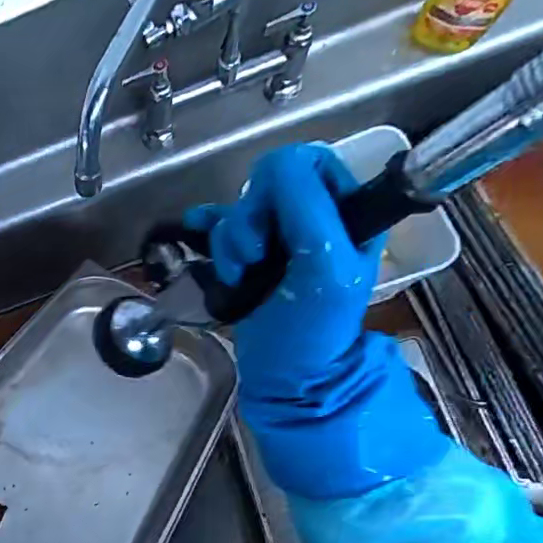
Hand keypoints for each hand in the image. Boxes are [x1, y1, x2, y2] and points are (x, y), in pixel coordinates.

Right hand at [188, 143, 445, 498]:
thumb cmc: (312, 328)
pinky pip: (220, 229)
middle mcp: (310, 219)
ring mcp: (276, 241)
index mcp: (347, 212)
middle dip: (248, 222)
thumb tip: (275, 166)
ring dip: (230, 243)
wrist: (288, 377)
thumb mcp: (325, 264)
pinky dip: (206, 231)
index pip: (306, 165)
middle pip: (264, 188)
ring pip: (239, 213)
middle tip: (252, 260)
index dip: (279, 188)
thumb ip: (308, 208)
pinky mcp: (246, 261)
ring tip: (238, 277)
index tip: (272, 226)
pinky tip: (195, 233)